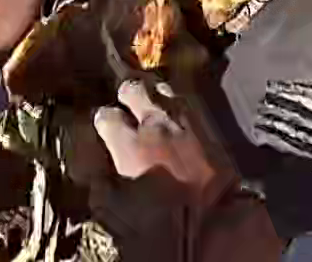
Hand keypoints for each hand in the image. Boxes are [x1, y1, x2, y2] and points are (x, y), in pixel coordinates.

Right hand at [88, 79, 281, 261]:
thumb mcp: (121, 215)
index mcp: (130, 146)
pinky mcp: (203, 121)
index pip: (106, 117)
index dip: (102, 121)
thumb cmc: (164, 225)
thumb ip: (103, 187)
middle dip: (125, 94)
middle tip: (125, 104)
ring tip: (150, 105)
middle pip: (133, 88)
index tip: (104, 126)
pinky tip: (173, 114)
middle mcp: (155, 124)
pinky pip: (183, 100)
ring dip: (153, 95)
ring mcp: (181, 119)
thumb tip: (96, 173)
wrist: (214, 219)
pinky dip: (174, 103)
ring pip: (161, 87)